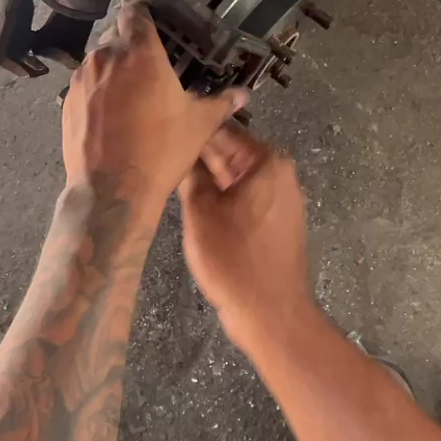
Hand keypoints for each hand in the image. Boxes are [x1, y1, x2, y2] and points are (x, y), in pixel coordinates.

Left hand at [61, 2, 247, 218]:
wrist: (112, 190)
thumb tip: (242, 95)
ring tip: (131, 93)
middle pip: (116, 35)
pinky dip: (97, 90)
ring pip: (98, 59)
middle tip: (150, 67)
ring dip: (113, 68)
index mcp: (140, 52)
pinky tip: (112, 114)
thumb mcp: (199, 125)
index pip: (135, 12)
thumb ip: (220, 103)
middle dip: (131, 45)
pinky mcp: (67, 101)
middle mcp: (106, 57)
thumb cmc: (160, 151)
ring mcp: (82, 78)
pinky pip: (85, 84)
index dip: (145, 16)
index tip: (155, 28)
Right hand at [178, 123, 314, 341]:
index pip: (224, 131)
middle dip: (200, 153)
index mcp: (267, 163)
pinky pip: (243, 198)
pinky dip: (221, 196)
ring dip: (208, 176)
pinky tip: (192, 198)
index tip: (165, 125)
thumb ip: (192, 175)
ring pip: (236, 177)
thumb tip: (183, 151)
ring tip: (169, 171)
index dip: (193, 128)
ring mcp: (280, 199)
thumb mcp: (200, 212)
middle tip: (160, 150)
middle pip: (232, 153)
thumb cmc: (234, 258)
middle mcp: (279, 174)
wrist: (271, 315)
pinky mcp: (275, 222)